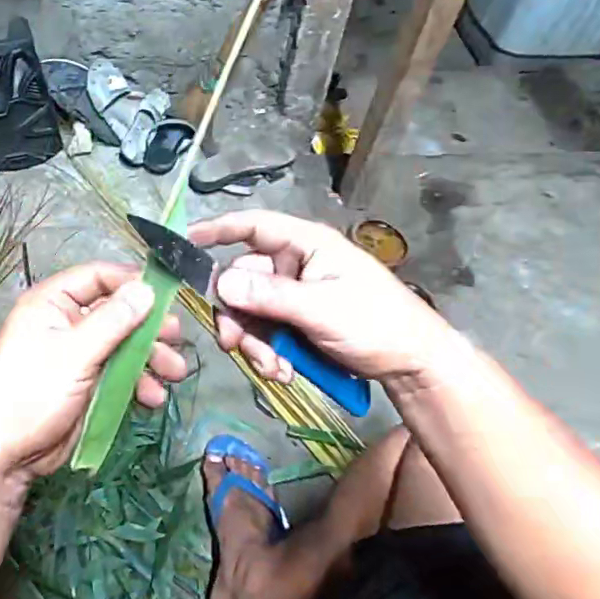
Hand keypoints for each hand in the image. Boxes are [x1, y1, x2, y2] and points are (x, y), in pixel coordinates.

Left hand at [0, 262, 187, 479]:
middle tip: (176, 337)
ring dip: (150, 358)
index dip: (132, 282)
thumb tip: (146, 288)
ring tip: (174, 373)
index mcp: (52, 303)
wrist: (3, 456)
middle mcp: (65, 323)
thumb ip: (114, 319)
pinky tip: (152, 398)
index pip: (98, 277)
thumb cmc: (32, 393)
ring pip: (123, 345)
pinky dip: (137, 382)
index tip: (166, 294)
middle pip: (117, 312)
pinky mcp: (86, 383)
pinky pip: (119, 373)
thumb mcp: (76, 353)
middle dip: (148, 327)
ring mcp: (77, 355)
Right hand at [188, 210, 464, 390]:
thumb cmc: (375, 322)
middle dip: (238, 316)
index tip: (186, 241)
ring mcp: (296, 294)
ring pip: (252, 312)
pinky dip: (268, 352)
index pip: (253, 226)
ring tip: (272, 368)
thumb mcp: (320, 308)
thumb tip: (220, 281)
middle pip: (243, 280)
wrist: (413, 363)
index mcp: (305, 245)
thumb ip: (269, 295)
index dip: (218, 230)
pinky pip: (267, 331)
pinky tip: (283, 371)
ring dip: (254, 342)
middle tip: (233, 345)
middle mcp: (296, 264)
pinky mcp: (299, 321)